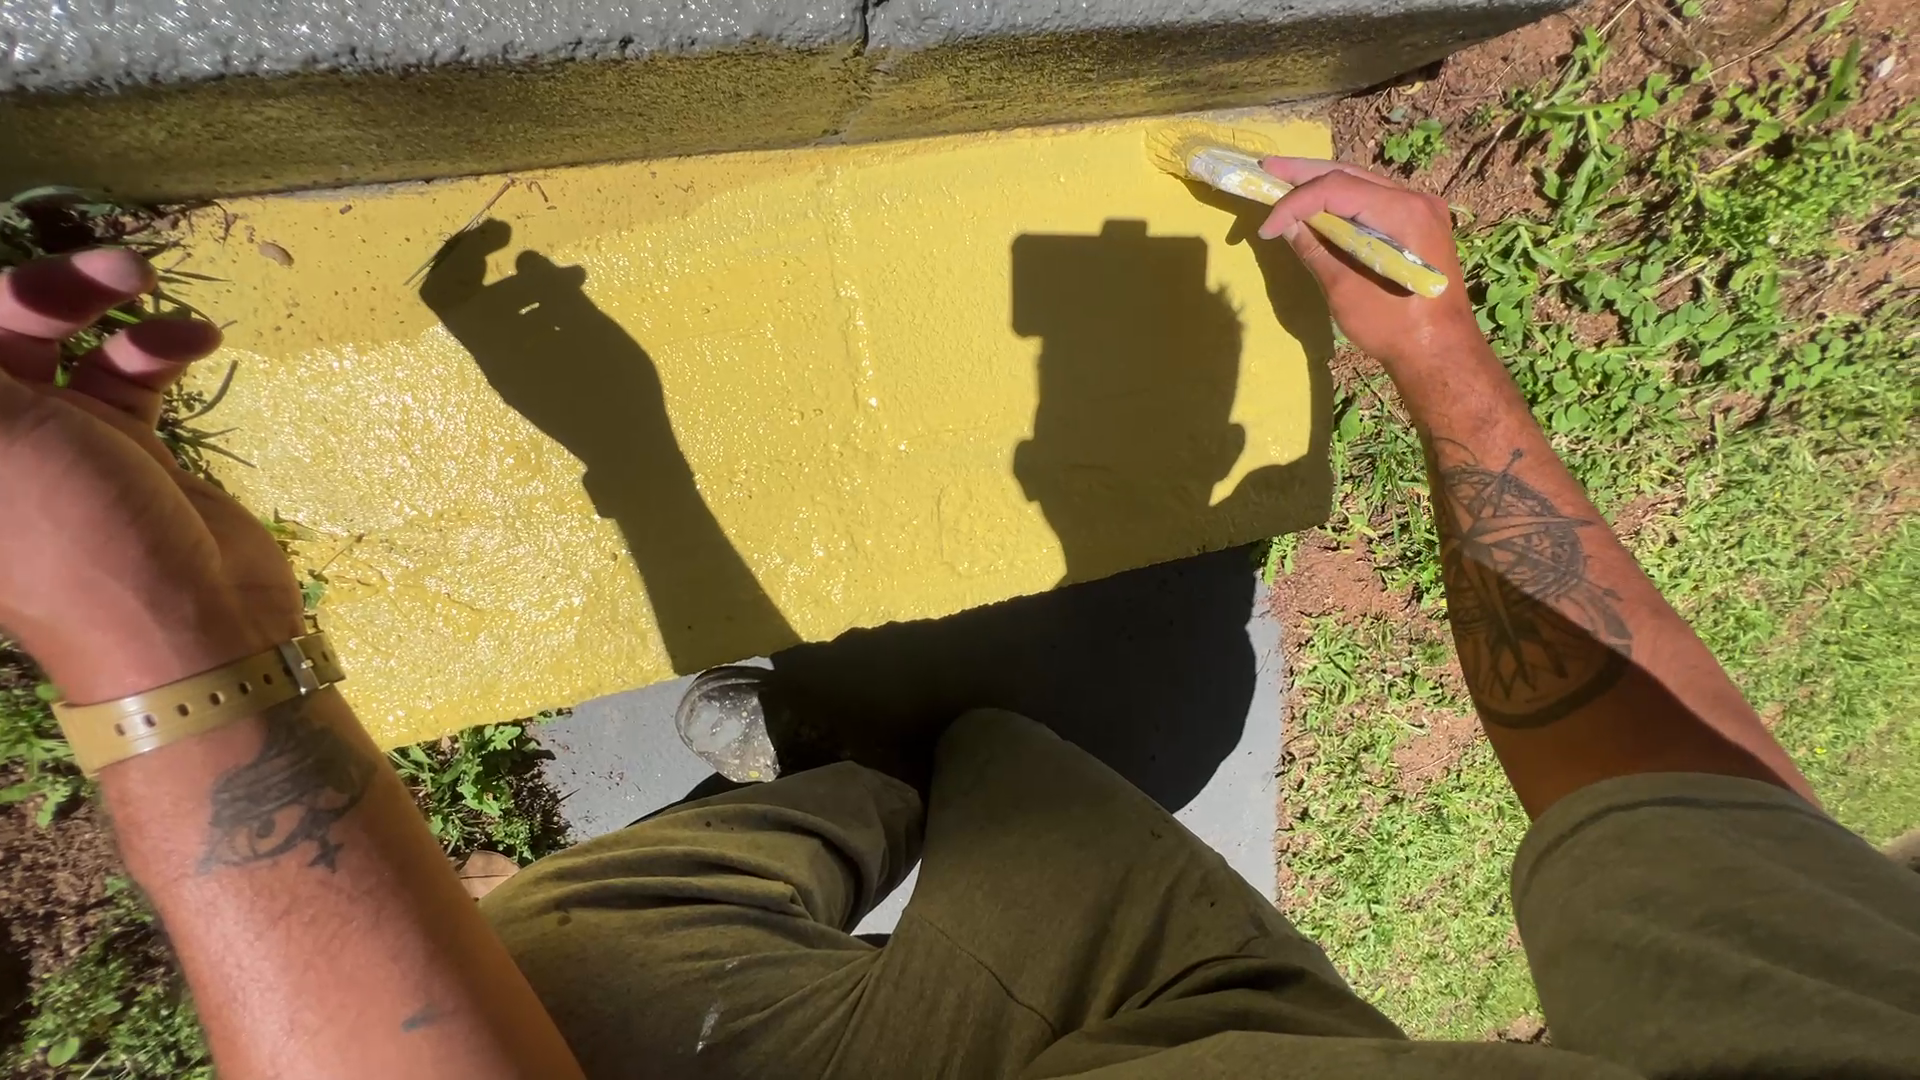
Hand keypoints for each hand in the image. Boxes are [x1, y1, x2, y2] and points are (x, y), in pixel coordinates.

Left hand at [0, 249, 302, 704]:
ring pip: (60, 341)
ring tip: (155, 285)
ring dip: (108, 307)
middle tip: (118, 264)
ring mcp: (48, 433)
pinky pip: (131, 375)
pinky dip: (162, 349)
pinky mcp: (125, 444)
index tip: (27, 285)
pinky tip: (198, 339)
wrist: (186, 611)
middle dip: (46, 287)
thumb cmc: (69, 529)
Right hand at [1256, 159, 1480, 371]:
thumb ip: (1316, 251)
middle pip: (1350, 174)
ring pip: (1362, 183)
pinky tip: (1318, 207)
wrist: (1438, 350)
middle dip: (1304, 173)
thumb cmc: (1392, 326)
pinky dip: (1341, 201)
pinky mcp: (1417, 224)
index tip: (1266, 228)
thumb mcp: (1344, 290)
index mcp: (1401, 212)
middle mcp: (1414, 199)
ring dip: (1321, 184)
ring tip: (1284, 182)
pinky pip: (1372, 200)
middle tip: (1267, 170)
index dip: (1294, 203)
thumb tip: (1288, 227)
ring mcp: (1420, 209)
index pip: (1336, 188)